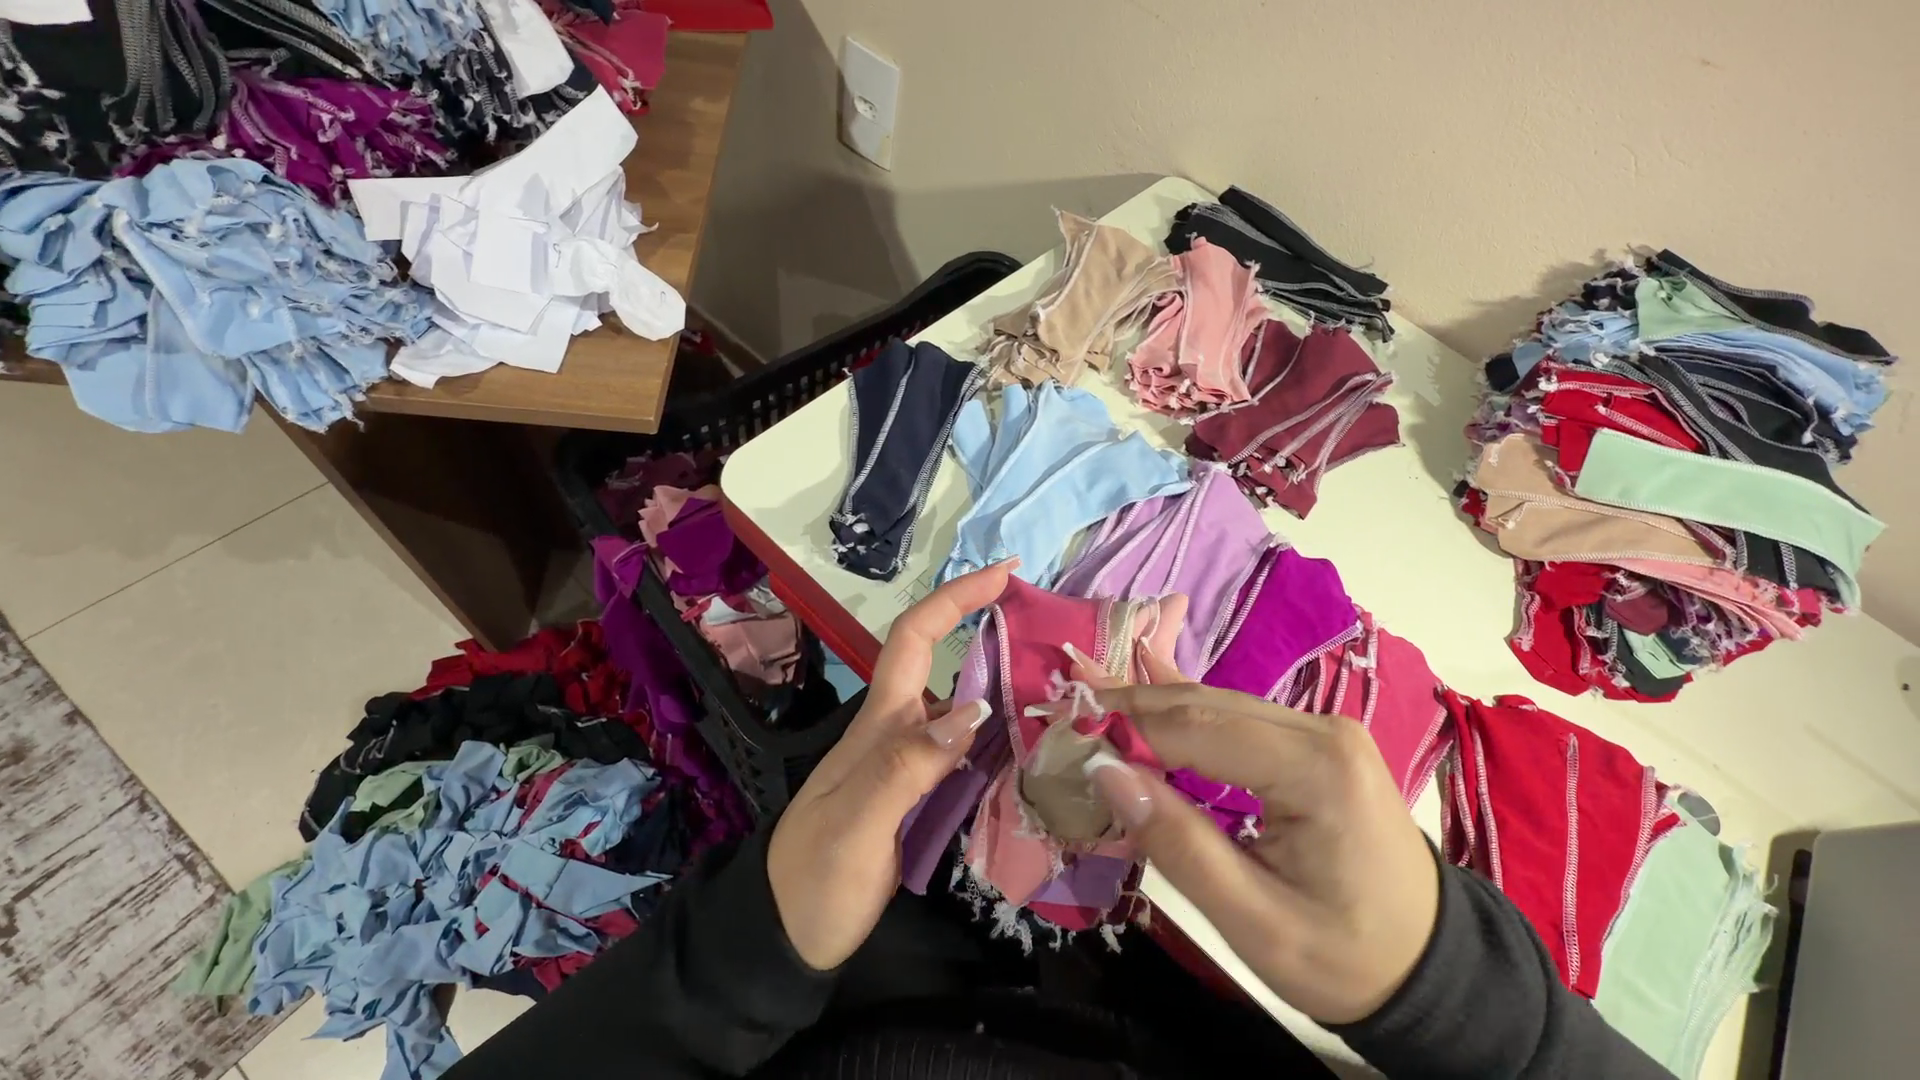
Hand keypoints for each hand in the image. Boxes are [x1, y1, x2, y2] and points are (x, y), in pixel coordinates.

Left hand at [765, 560, 1016, 969]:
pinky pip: (966, 748)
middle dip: (985, 624)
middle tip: (1050, 624)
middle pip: (941, 660)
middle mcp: (897, 730)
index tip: (1005, 572)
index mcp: (880, 722)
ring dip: (1002, 679)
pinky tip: (1032, 742)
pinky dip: (1000, 732)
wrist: (788, 933)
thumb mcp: (857, 824)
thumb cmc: (816, 876)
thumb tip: (975, 709)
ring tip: (1058, 678)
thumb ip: (908, 766)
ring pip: (959, 703)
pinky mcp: (920, 794)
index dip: (955, 598)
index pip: (915, 639)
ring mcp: (909, 762)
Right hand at [1089, 650, 1440, 1024]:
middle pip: (1201, 703)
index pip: (1194, 726)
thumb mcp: (1253, 920)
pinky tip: (1143, 706)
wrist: (1432, 970)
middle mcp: (1320, 729)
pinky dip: (1184, 720)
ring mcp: (1322, 730)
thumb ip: (1177, 841)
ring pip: (1214, 705)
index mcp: (1314, 767)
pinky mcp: (1317, 743)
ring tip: (1090, 717)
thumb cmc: (1346, 956)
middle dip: (1129, 710)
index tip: (1063, 739)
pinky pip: (1236, 719)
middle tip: (1064, 722)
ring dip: (1151, 713)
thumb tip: (1103, 770)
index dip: (1122, 727)